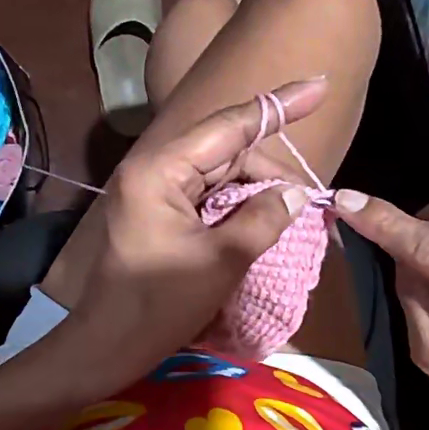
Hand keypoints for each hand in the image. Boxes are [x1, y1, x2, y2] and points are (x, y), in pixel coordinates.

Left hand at [61, 78, 325, 390]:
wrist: (108, 344)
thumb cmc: (160, 304)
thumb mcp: (221, 260)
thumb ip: (263, 217)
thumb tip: (295, 193)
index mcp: (160, 170)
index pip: (228, 126)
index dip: (277, 107)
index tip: (320, 85)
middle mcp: (152, 170)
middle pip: (223, 150)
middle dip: (267, 166)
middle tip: (304, 196)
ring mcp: (151, 191)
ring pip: (216, 173)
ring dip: (253, 188)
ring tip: (288, 211)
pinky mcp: (155, 213)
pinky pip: (203, 195)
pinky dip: (233, 204)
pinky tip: (259, 217)